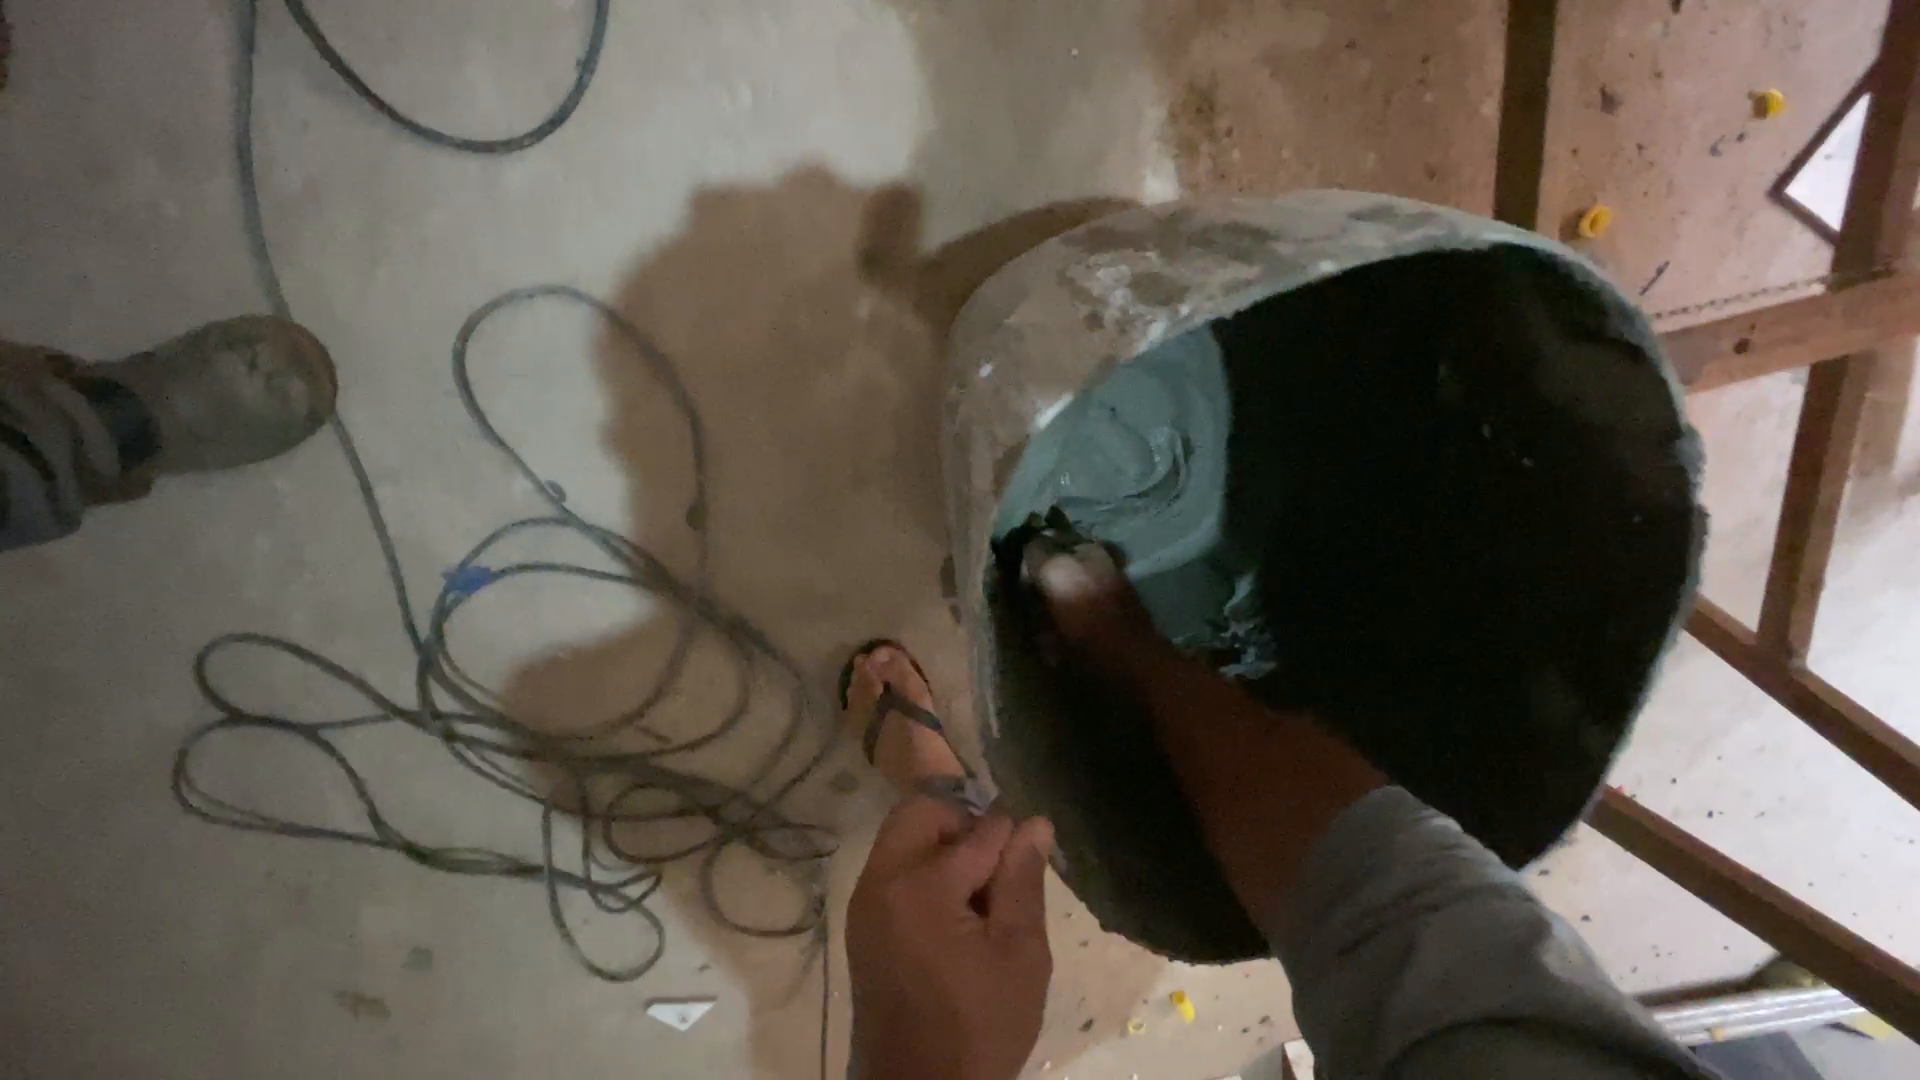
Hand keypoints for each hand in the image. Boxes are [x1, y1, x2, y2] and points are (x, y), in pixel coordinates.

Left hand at [846, 795, 1055, 1079]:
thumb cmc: (979, 1027)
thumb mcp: (1020, 956)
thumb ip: (1024, 881)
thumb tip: (1035, 822)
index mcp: (921, 886)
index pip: (978, 830)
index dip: (1012, 839)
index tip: (1028, 860)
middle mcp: (881, 879)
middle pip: (921, 812)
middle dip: (963, 823)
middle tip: (996, 867)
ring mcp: (864, 900)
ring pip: (902, 835)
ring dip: (940, 844)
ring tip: (976, 892)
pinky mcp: (860, 921)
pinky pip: (891, 866)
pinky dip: (921, 867)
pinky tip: (951, 911)